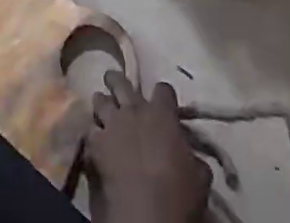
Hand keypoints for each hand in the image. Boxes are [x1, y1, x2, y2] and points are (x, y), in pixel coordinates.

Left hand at [86, 72, 209, 222]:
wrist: (145, 213)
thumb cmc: (178, 193)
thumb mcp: (200, 176)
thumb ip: (192, 156)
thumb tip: (190, 155)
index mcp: (162, 114)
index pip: (163, 89)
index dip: (164, 96)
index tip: (164, 104)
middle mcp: (134, 110)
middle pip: (120, 83)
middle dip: (117, 80)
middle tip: (114, 81)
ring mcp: (111, 125)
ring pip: (100, 101)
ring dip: (102, 103)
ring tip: (102, 106)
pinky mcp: (94, 144)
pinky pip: (90, 130)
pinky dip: (93, 133)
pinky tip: (95, 140)